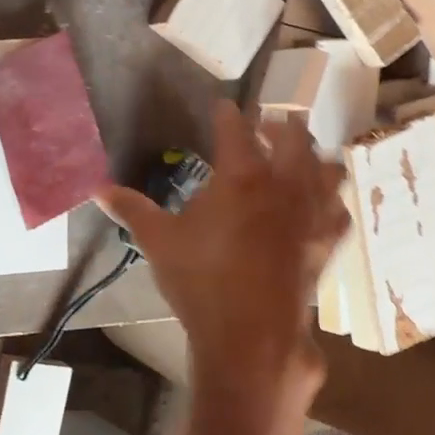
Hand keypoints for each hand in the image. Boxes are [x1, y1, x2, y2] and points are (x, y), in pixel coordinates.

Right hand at [96, 102, 347, 426]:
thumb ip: (131, 209)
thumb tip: (97, 190)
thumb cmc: (198, 277)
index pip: (235, 132)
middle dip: (278, 125)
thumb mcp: (156, 240)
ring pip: (326, 167)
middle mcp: (285, 185)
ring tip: (299, 154)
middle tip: (265, 122)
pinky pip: (337, 206)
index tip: (222, 105)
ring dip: (312, 154)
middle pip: (292, 138)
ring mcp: (313, 212)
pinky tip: (319, 202)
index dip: (227, 116)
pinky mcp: (326, 240)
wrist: (250, 329)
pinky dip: (328, 196)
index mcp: (242, 177)